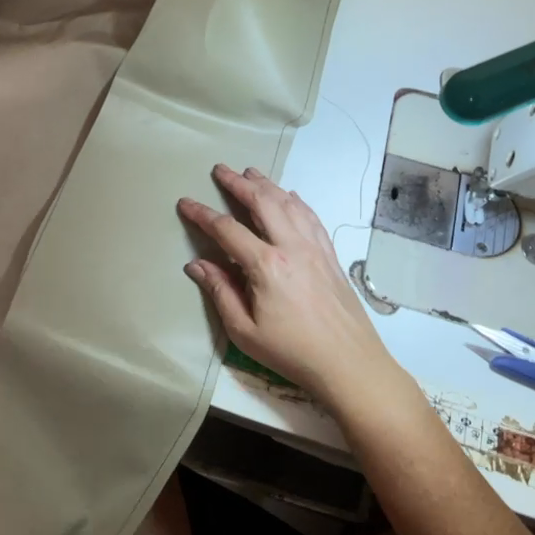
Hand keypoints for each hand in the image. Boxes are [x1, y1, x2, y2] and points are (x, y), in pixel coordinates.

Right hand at [178, 164, 397, 404]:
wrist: (350, 365)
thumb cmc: (291, 352)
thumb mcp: (245, 331)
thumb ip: (220, 293)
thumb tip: (197, 265)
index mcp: (266, 266)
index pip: (227, 230)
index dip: (202, 214)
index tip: (185, 203)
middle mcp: (292, 247)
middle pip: (262, 202)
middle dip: (238, 183)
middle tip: (220, 169)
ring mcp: (316, 248)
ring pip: (289, 204)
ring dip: (267, 185)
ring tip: (250, 172)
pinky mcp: (331, 256)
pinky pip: (311, 217)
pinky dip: (295, 200)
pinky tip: (289, 195)